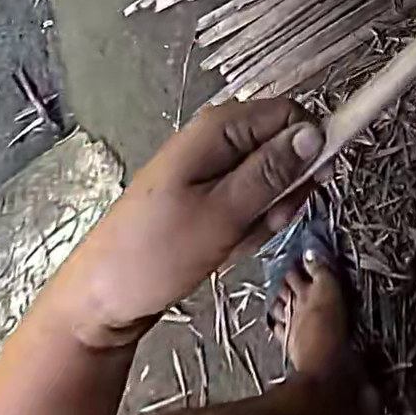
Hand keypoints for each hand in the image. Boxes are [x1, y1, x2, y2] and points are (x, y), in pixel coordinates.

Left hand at [47, 100, 322, 345]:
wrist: (100, 301)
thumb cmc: (156, 253)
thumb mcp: (222, 214)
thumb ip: (271, 171)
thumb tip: (314, 132)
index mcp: (220, 127)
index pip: (290, 113)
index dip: (310, 144)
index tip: (316, 183)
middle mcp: (220, 136)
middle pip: (283, 145)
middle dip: (285, 188)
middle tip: (265, 222)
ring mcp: (214, 164)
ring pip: (271, 177)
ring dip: (267, 211)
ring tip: (236, 239)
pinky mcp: (211, 189)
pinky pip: (251, 198)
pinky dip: (250, 223)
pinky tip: (226, 244)